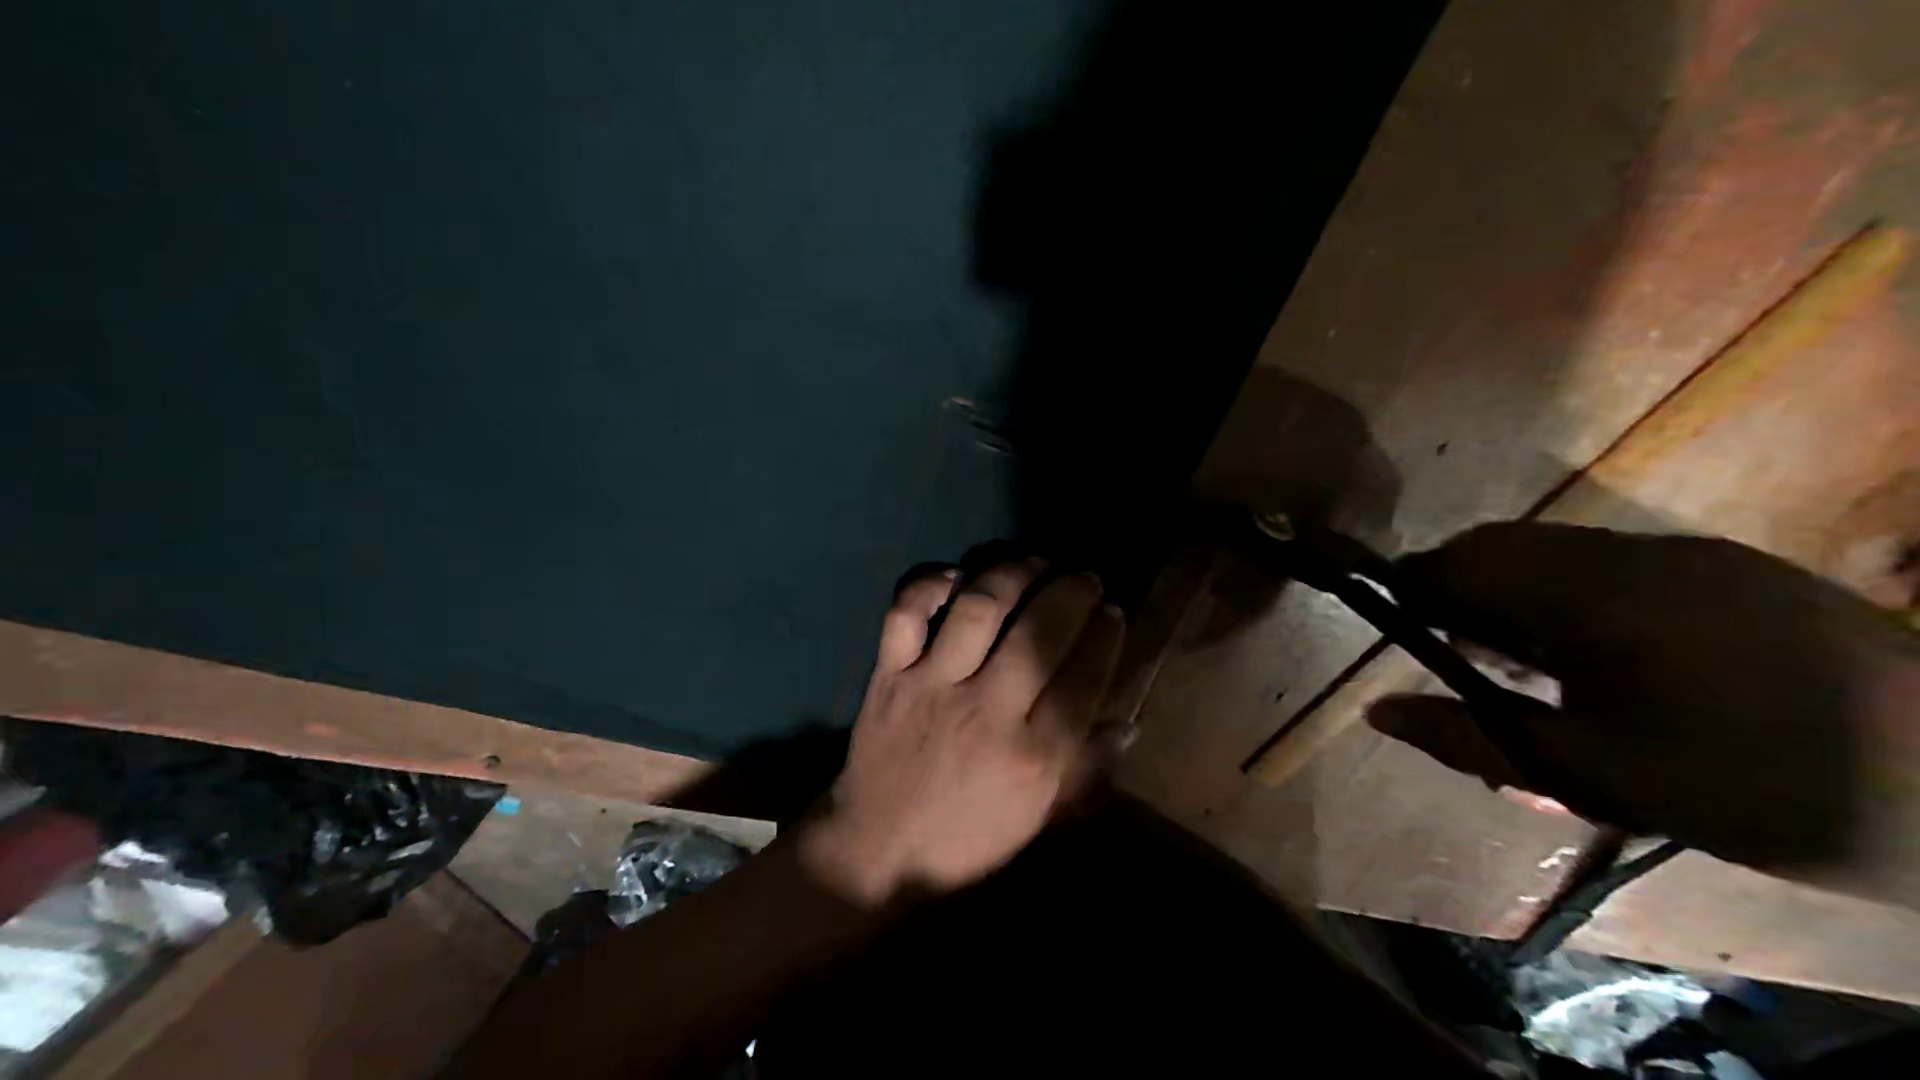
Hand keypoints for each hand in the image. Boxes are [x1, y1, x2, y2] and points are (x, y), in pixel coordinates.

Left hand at [799, 560, 1125, 905]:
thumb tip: (1130, 723)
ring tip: (1034, 564)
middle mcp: (987, 712)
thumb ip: (1086, 770)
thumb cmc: (969, 839)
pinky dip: (928, 585)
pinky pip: (906, 614)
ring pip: (979, 609)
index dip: (1104, 636)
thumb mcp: (1040, 819)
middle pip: (1040, 633)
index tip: (1112, 612)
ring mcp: (933, 687)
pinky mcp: (889, 675)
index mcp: (1033, 756)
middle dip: (1071, 593)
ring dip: (1013, 576)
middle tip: (1083, 578)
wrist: (879, 852)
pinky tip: (957, 577)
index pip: (1084, 678)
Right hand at [1368, 523, 1919, 902]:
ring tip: (1527, 654)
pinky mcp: (1739, 568)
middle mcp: (1636, 554)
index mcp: (1592, 596)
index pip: (1463, 561)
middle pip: (1506, 543)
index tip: (1398, 623)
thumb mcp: (1591, 776)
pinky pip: (1617, 560)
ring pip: (1559, 548)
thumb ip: (1470, 737)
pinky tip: (1604, 647)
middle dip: (1462, 583)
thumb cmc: (1754, 786)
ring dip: (1519, 585)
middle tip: (1457, 646)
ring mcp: (1694, 554)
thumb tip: (1377, 709)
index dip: (1416, 585)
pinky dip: (1575, 587)